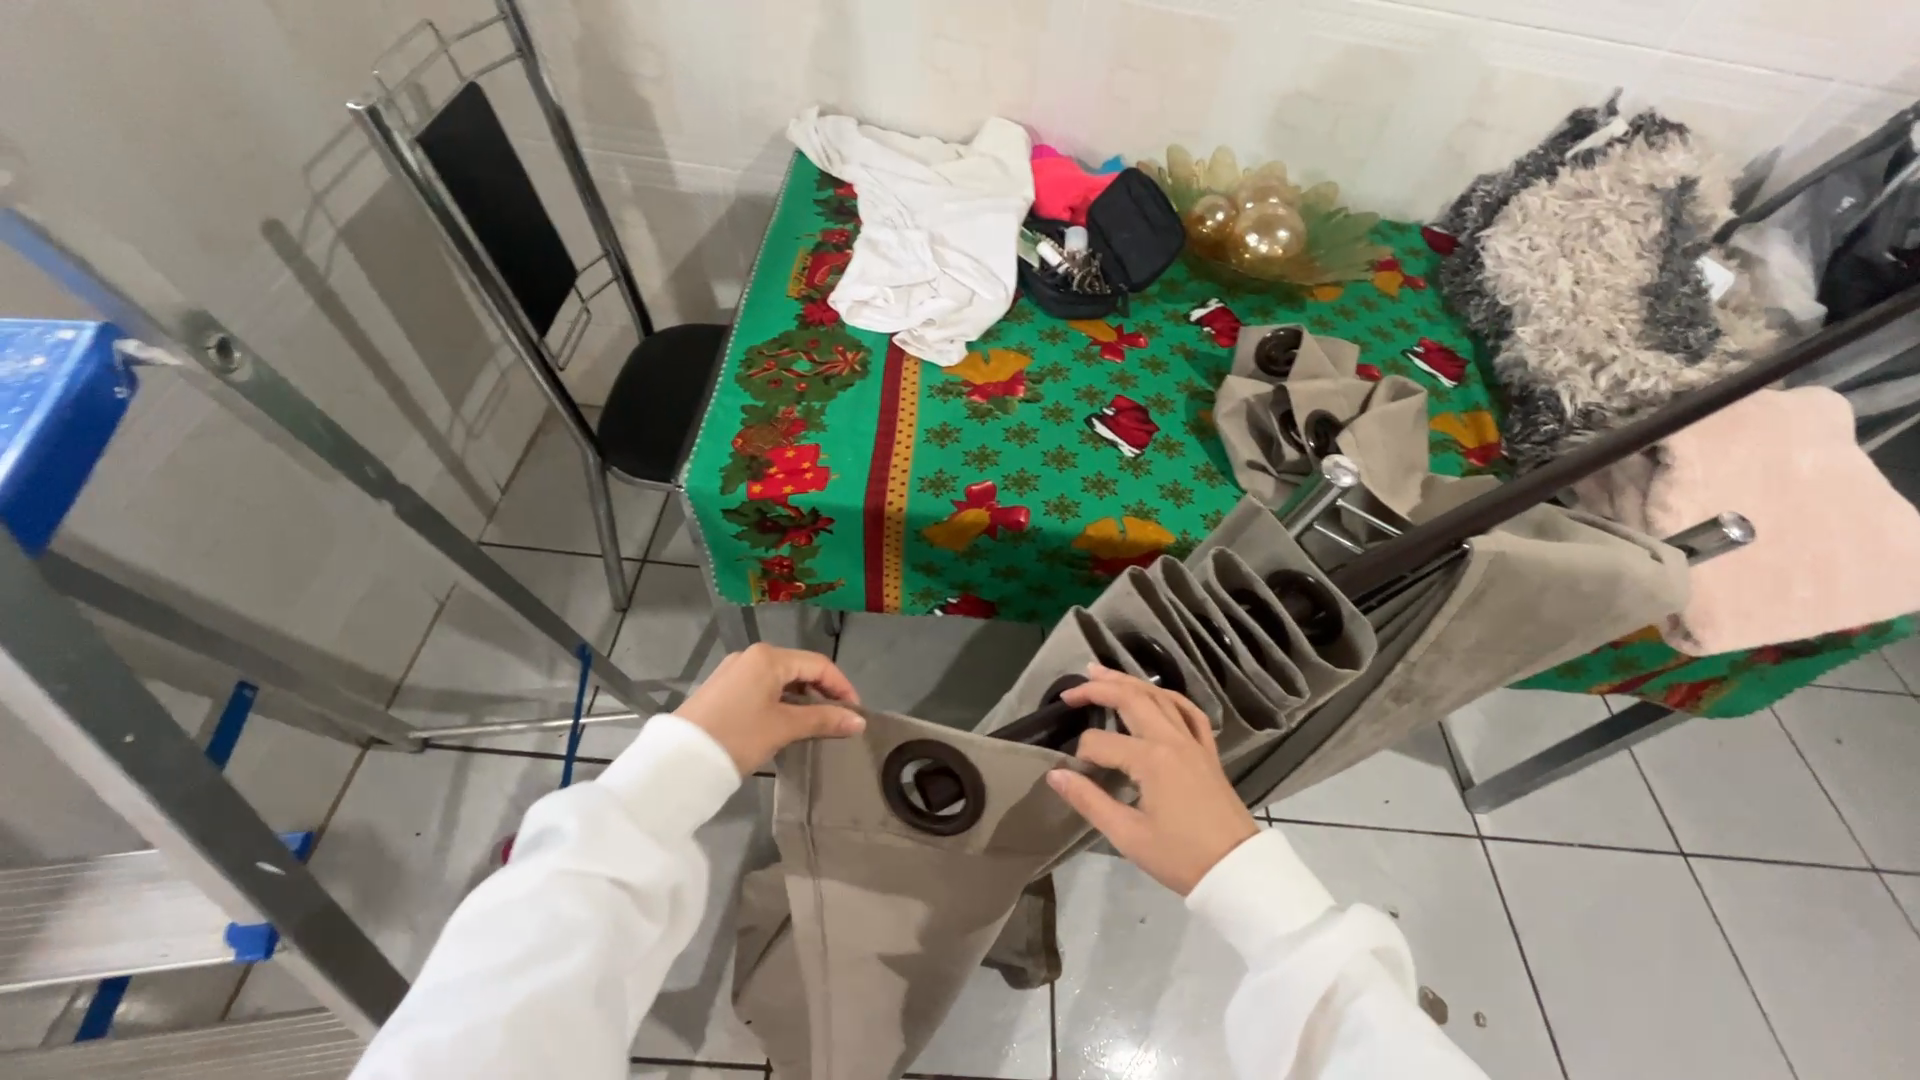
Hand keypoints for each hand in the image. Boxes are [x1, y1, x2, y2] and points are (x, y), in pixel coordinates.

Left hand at [674, 644, 865, 774]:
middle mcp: (751, 656)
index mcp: (769, 657)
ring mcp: (734, 671)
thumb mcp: (784, 728)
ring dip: (802, 699)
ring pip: (781, 680)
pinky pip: (762, 688)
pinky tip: (786, 724)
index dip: (842, 687)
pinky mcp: (723, 689)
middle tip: (838, 720)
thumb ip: (824, 720)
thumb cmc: (738, 736)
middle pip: (800, 669)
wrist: (679, 759)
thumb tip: (858, 721)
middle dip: (823, 693)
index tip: (855, 714)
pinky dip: (781, 702)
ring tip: (816, 725)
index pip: (819, 664)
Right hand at [1046, 664, 1258, 895]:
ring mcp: (1193, 742)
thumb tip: (1055, 775)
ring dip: (1129, 682)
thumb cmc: (1180, 856)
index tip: (1074, 777)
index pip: (1101, 742)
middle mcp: (1172, 739)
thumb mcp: (1127, 835)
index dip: (1081, 756)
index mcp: (1151, 759)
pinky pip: (1188, 711)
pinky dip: (1168, 696)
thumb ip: (1089, 800)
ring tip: (1102, 672)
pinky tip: (1156, 694)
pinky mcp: (1207, 751)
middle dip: (1098, 689)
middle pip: (1131, 699)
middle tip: (1071, 690)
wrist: (1236, 870)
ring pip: (1159, 697)